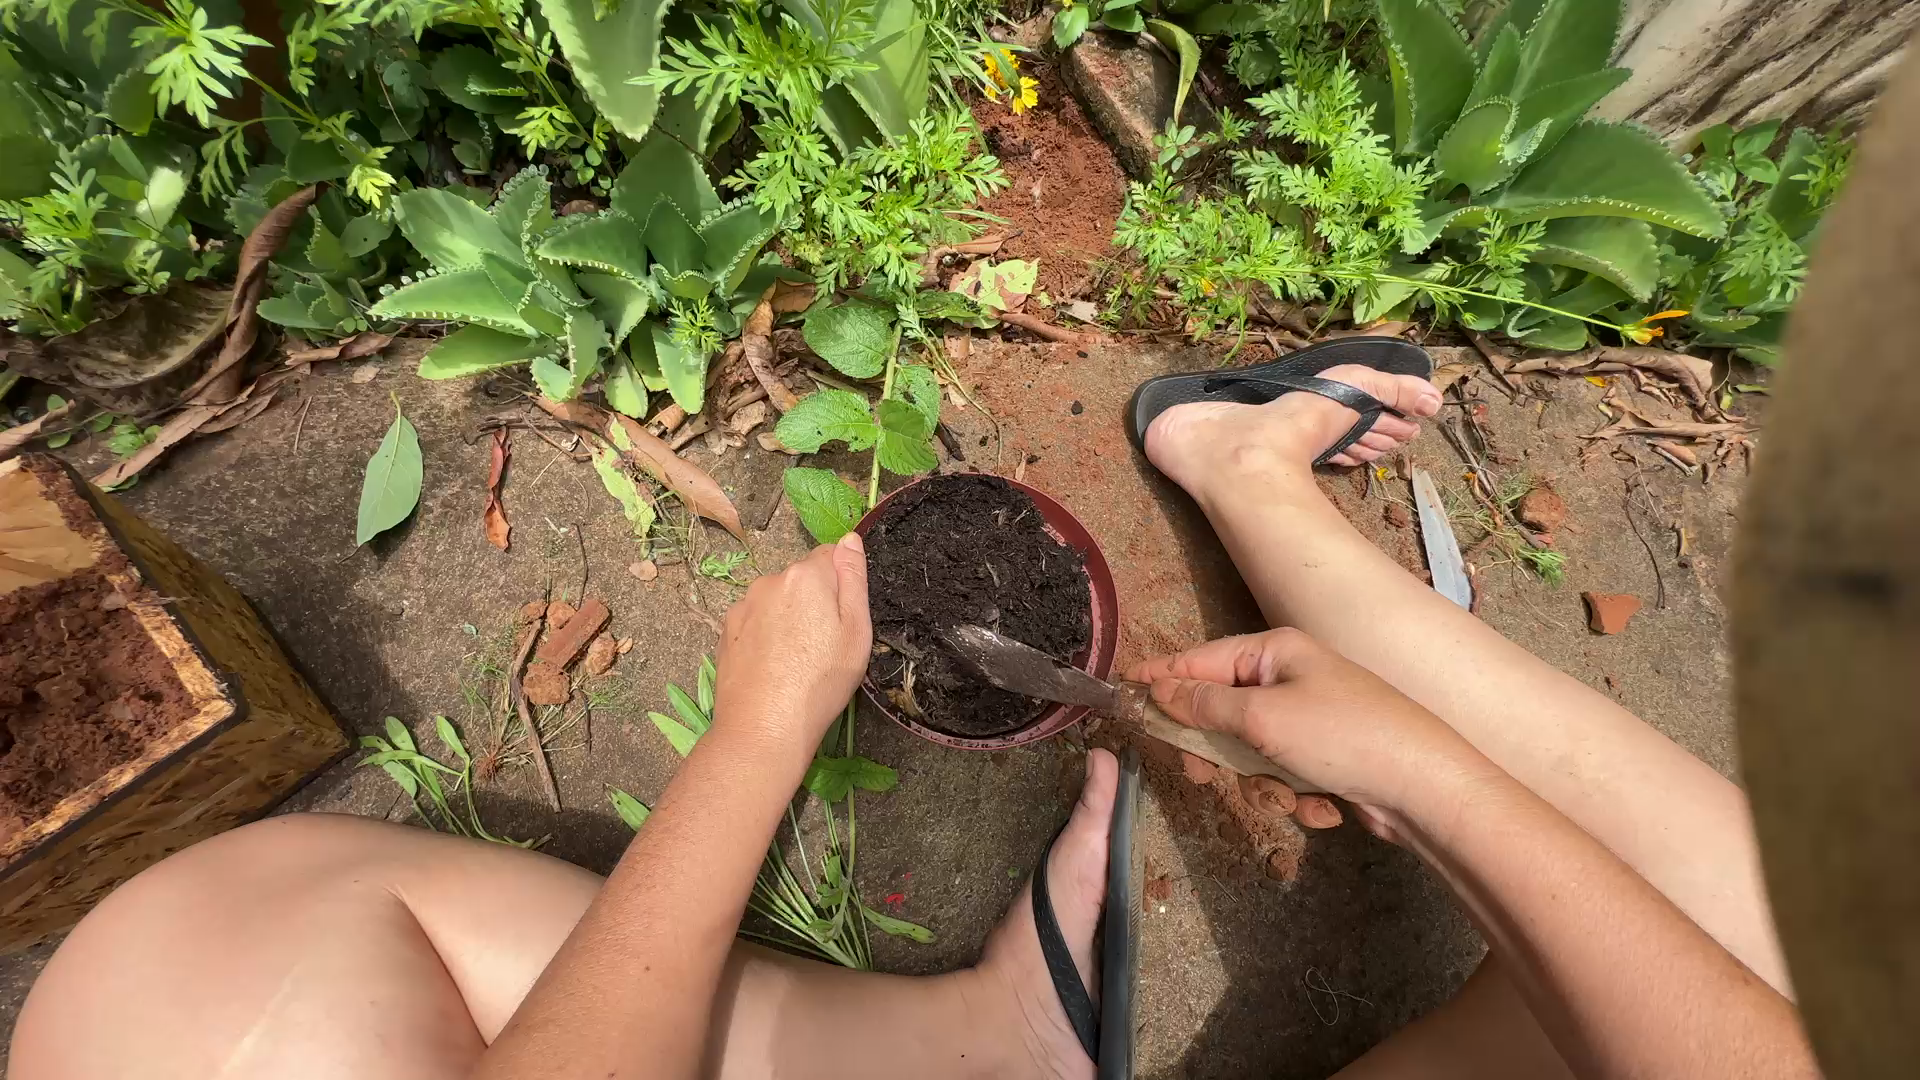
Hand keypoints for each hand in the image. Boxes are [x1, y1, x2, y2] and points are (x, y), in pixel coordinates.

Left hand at [713, 532, 870, 752]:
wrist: (763, 727)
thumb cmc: (822, 680)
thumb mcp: (856, 629)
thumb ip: (854, 578)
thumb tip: (849, 539)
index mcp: (806, 575)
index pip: (830, 555)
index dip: (842, 584)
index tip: (844, 618)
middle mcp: (769, 581)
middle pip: (802, 579)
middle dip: (814, 600)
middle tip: (825, 643)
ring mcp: (743, 606)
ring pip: (777, 600)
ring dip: (789, 616)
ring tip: (797, 658)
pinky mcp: (726, 631)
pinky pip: (755, 620)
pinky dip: (766, 634)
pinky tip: (773, 665)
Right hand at [1125, 628, 1492, 839]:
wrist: (1430, 791)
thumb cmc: (1340, 736)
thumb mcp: (1261, 719)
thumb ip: (1203, 705)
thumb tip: (1158, 690)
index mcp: (1273, 652)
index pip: (1199, 659)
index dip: (1160, 676)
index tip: (1123, 690)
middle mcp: (1289, 677)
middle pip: (1222, 709)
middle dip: (1215, 747)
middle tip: (1200, 774)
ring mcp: (1310, 716)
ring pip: (1250, 748)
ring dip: (1261, 779)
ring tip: (1283, 796)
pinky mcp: (1326, 754)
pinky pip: (1283, 770)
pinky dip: (1294, 791)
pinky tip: (1321, 805)